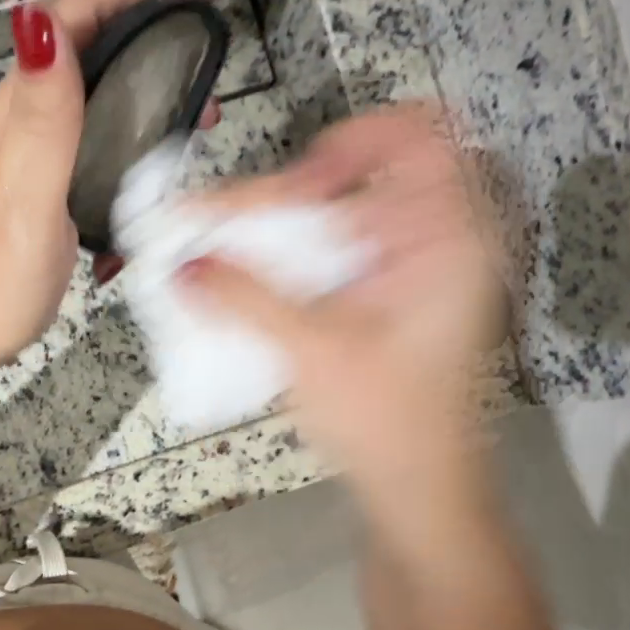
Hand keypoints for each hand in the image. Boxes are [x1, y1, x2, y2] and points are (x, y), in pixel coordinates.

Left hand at [0, 0, 225, 375]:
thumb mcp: (22, 203)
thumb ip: (40, 120)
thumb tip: (42, 21)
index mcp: (19, 109)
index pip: (78, 11)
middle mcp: (28, 115)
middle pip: (97, 37)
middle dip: (162, 25)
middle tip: (215, 62)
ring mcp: (41, 147)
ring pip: (105, 83)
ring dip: (158, 79)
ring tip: (203, 115)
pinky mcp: (54, 178)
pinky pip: (104, 129)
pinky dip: (144, 125)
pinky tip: (165, 157)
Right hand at [181, 105, 507, 504]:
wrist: (418, 492)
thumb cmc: (387, 424)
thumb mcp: (312, 353)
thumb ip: (244, 300)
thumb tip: (181, 264)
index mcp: (447, 237)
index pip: (417, 137)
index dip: (354, 141)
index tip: (297, 184)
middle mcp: (437, 243)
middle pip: (366, 178)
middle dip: (295, 195)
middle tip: (239, 225)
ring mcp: (413, 275)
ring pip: (345, 220)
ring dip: (286, 230)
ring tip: (229, 250)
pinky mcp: (388, 304)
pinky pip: (338, 258)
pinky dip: (293, 261)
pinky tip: (251, 282)